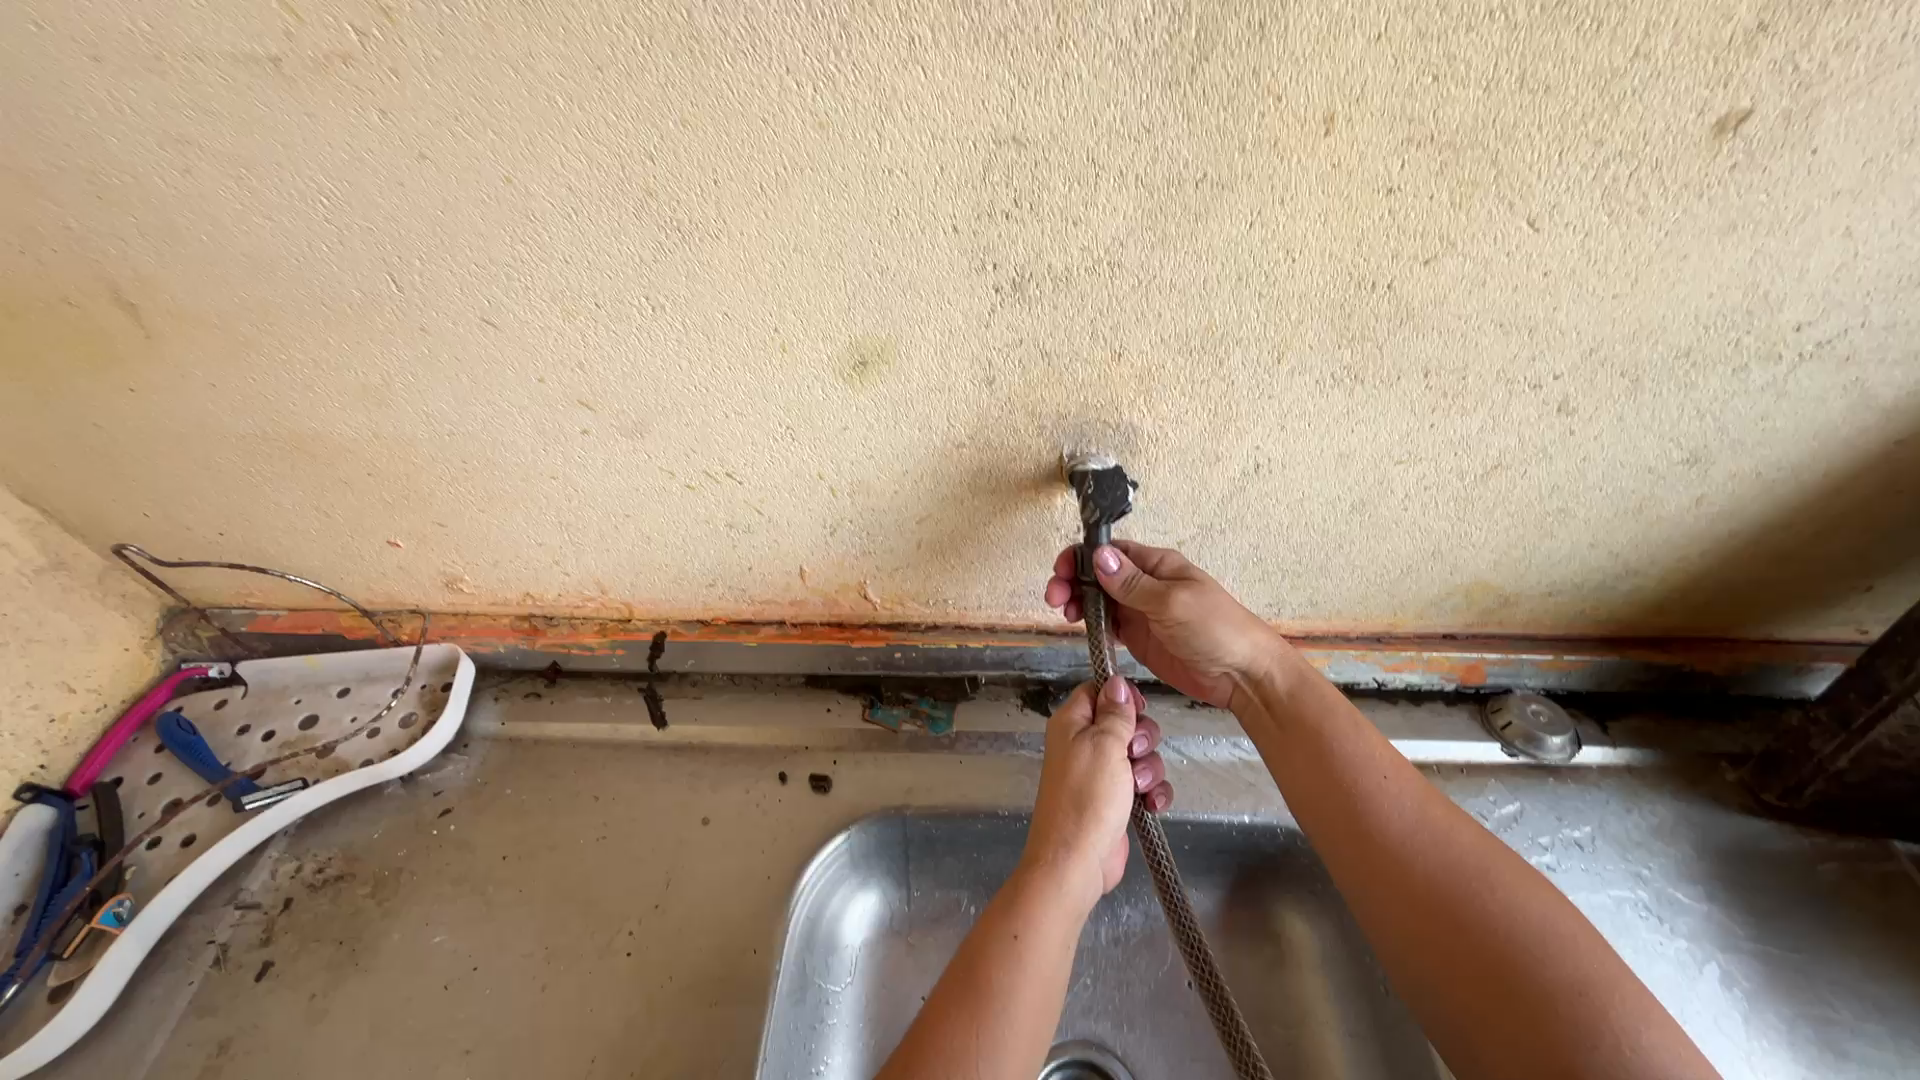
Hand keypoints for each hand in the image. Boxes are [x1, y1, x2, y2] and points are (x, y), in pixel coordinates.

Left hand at [1021, 678, 1171, 907]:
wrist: (1076, 861)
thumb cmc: (1086, 797)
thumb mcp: (1104, 744)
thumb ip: (1115, 713)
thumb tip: (1115, 681)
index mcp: (1072, 724)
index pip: (1098, 692)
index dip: (1121, 697)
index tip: (1139, 710)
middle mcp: (1084, 745)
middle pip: (1125, 723)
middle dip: (1142, 738)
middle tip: (1134, 754)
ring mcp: (1100, 774)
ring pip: (1139, 755)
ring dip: (1149, 769)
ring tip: (1139, 788)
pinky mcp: (1116, 800)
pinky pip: (1144, 785)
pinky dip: (1152, 793)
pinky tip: (1151, 806)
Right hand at [1044, 540, 1288, 708]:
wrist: (1242, 675)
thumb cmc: (1216, 629)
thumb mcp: (1171, 602)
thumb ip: (1131, 582)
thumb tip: (1098, 555)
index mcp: (1156, 565)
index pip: (1110, 552)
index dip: (1081, 557)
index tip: (1061, 571)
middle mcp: (1145, 584)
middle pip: (1098, 574)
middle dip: (1072, 581)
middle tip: (1055, 599)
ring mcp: (1141, 612)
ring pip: (1099, 600)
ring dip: (1078, 603)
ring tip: (1065, 616)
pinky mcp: (1140, 638)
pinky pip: (1108, 626)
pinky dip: (1091, 625)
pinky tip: (1081, 630)